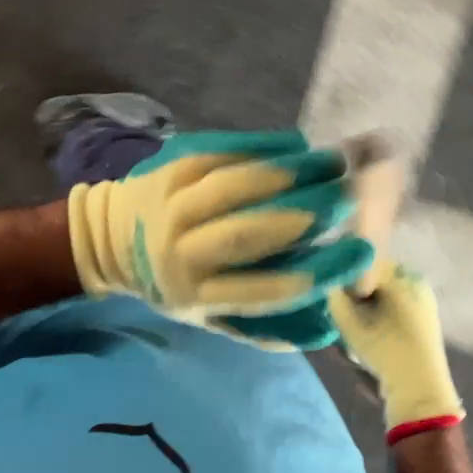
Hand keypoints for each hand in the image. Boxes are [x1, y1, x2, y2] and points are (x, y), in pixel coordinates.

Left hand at [66, 129, 373, 347]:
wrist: (110, 238)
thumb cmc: (174, 282)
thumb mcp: (211, 316)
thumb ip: (266, 325)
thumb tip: (327, 328)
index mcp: (196, 293)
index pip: (264, 290)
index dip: (317, 273)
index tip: (362, 253)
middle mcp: (181, 249)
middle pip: (248, 231)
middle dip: (308, 212)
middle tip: (353, 197)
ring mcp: (173, 202)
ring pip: (234, 184)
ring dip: (289, 172)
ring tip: (334, 164)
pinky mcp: (171, 165)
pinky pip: (220, 151)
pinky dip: (261, 145)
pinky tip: (297, 144)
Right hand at [328, 266, 464, 438]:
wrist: (420, 392)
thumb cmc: (386, 351)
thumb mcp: (350, 322)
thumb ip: (333, 295)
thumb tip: (327, 282)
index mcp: (403, 277)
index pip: (364, 261)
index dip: (344, 273)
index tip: (331, 288)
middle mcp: (416, 283)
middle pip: (374, 276)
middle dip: (355, 289)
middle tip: (339, 306)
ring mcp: (423, 301)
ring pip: (384, 291)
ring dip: (366, 302)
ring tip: (352, 321)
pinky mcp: (424, 320)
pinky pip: (394, 304)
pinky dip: (379, 311)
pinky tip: (369, 330)